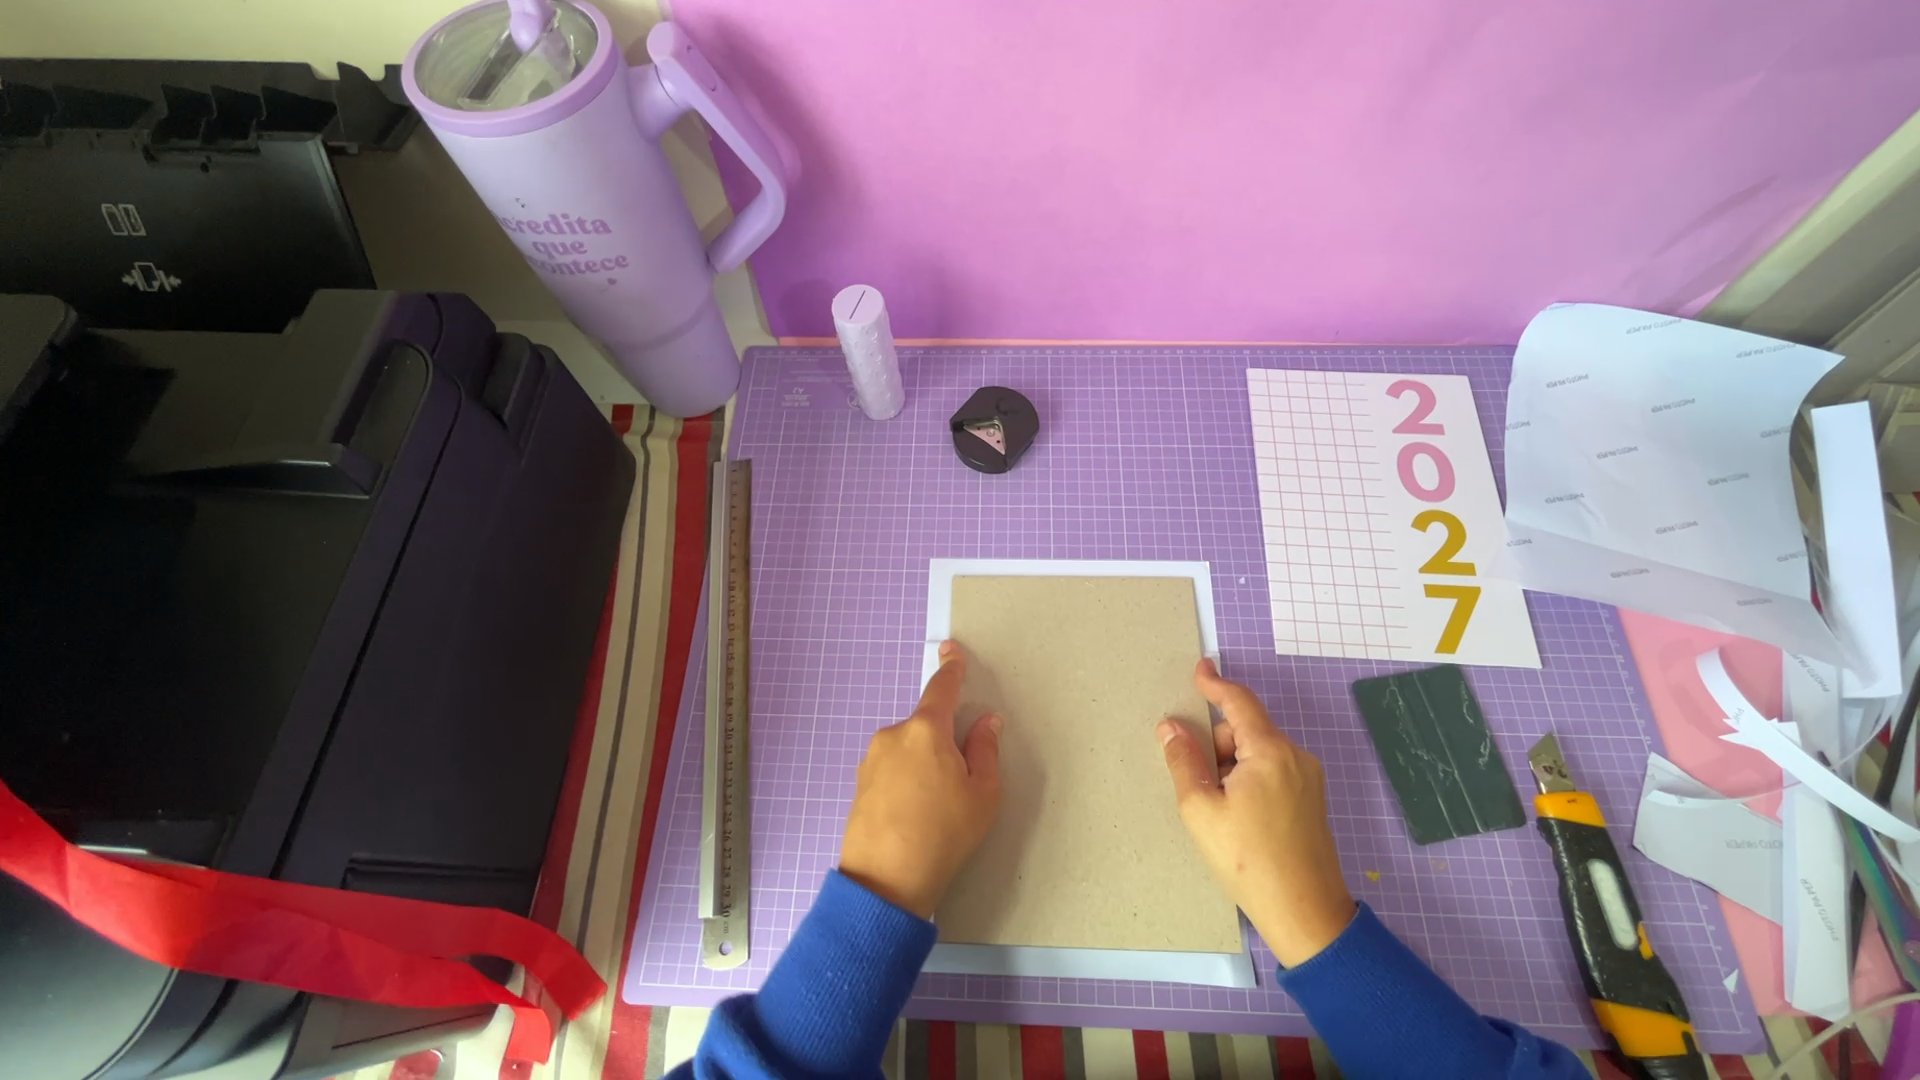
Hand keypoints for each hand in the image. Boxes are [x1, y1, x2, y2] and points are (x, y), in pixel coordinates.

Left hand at [839, 641, 1003, 918]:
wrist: (885, 883)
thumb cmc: (943, 834)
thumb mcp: (982, 794)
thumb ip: (985, 750)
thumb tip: (986, 721)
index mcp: (925, 730)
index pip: (941, 689)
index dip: (951, 668)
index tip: (950, 649)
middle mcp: (893, 736)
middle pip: (927, 726)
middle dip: (944, 744)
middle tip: (959, 785)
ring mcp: (871, 759)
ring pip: (909, 750)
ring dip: (924, 766)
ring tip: (934, 811)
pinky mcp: (859, 783)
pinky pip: (892, 769)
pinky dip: (906, 782)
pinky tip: (913, 816)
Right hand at [1158, 659, 1355, 966]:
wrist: (1304, 913)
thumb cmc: (1246, 859)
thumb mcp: (1200, 808)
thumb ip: (1183, 760)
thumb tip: (1170, 726)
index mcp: (1270, 751)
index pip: (1238, 702)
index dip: (1215, 683)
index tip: (1200, 668)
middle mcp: (1295, 756)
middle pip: (1245, 730)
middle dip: (1217, 744)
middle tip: (1200, 786)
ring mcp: (1308, 778)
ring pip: (1257, 752)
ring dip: (1231, 765)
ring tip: (1219, 810)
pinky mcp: (1311, 799)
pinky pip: (1271, 770)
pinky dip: (1247, 777)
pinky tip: (1237, 814)